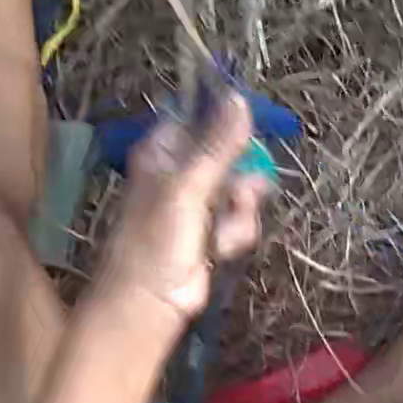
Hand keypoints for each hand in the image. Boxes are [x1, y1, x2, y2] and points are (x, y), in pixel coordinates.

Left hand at [97, 93, 266, 319]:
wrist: (151, 304)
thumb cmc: (156, 243)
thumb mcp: (187, 188)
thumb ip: (216, 146)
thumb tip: (239, 98)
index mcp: (163, 151)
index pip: (198, 117)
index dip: (226, 120)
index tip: (251, 128)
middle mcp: (181, 171)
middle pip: (230, 153)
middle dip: (242, 176)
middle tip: (241, 194)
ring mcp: (200, 201)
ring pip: (242, 187)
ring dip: (241, 211)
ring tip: (225, 232)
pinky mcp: (215, 229)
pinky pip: (242, 217)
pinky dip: (237, 233)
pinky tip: (223, 248)